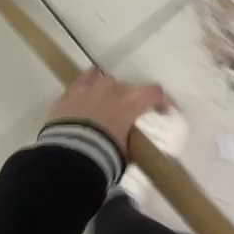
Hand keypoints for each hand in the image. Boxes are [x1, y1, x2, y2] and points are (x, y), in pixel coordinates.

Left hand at [48, 70, 169, 147]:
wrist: (70, 153)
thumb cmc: (104, 152)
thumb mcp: (126, 151)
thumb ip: (129, 140)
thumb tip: (128, 142)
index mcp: (132, 100)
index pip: (155, 93)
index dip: (162, 100)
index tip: (164, 110)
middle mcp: (114, 87)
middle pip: (127, 88)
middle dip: (128, 100)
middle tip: (124, 115)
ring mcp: (91, 86)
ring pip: (104, 80)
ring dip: (106, 92)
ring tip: (102, 105)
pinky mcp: (71, 91)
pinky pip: (83, 81)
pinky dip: (87, 88)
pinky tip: (85, 95)